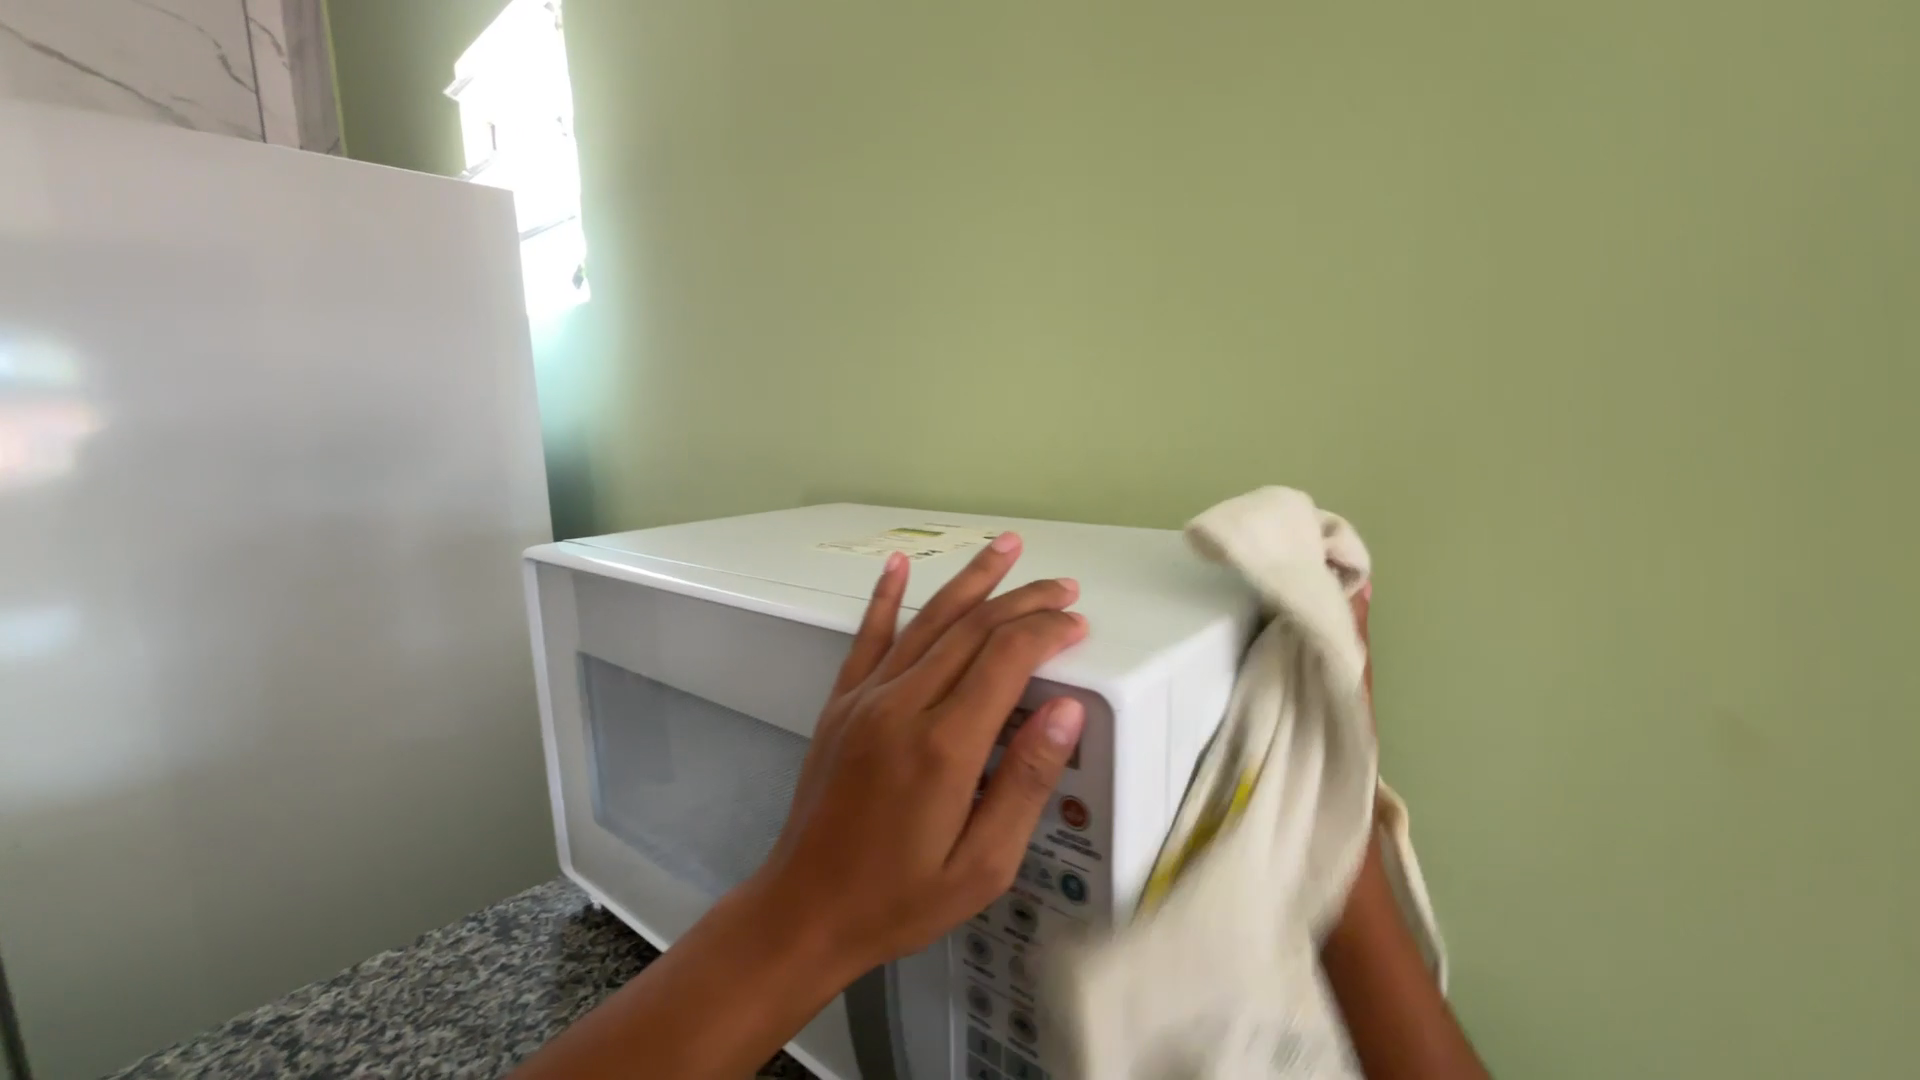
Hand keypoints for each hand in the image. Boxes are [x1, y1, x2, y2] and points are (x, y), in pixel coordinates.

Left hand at [748, 532, 1088, 980]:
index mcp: (944, 745)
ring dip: (972, 580)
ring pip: (928, 620)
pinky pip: (868, 637)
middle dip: (1023, 600)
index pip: (1006, 658)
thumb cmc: (901, 898)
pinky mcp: (840, 702)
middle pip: (973, 629)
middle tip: (1064, 587)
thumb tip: (1065, 710)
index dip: (1046, 631)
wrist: (804, 908)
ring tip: (1008, 546)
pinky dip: (886, 596)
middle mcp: (902, 704)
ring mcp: (865, 698)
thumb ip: (1024, 782)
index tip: (1078, 624)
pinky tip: (899, 562)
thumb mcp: (983, 865)